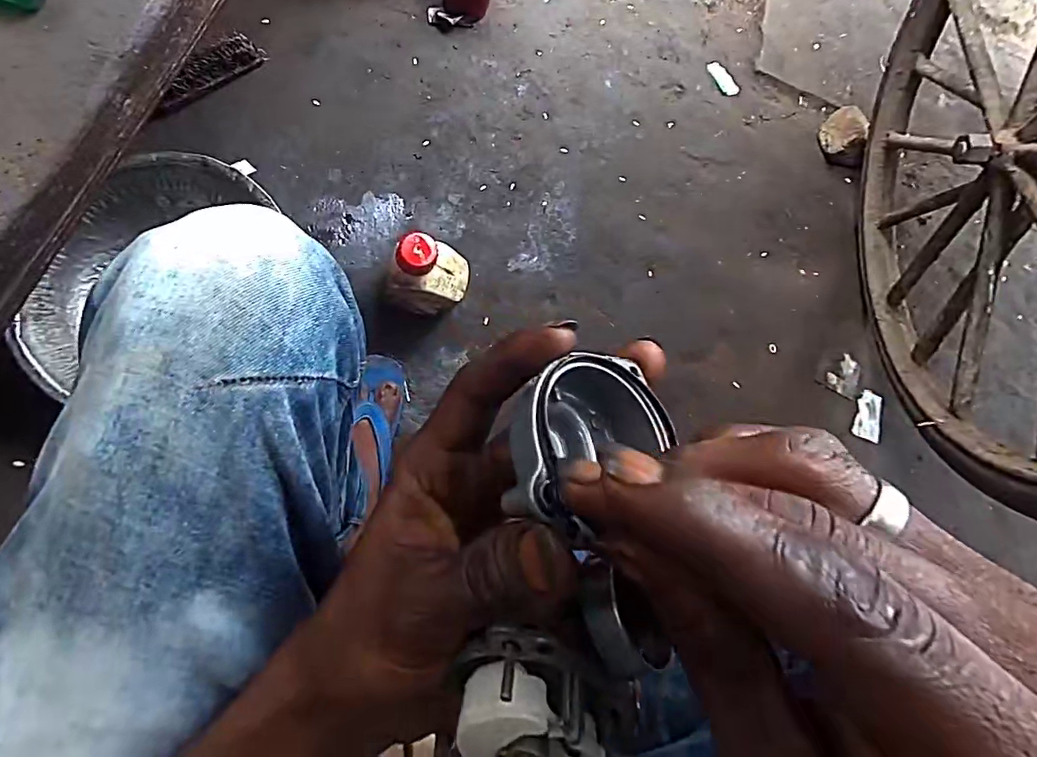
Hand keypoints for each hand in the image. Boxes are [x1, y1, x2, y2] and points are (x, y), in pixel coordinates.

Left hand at [191, 325, 637, 754]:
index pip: (475, 393)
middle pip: (541, 431)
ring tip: (669, 454)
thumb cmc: (372, 629)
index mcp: (441, 466)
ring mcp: (513, 526)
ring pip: (568, 487)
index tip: (565, 337)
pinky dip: (614, 544)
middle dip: (591, 402)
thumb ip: (485, 573)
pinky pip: (580, 548)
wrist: (366, 700)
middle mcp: (484, 484)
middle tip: (647, 369)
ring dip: (612, 475)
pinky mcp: (536, 570)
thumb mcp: (424, 595)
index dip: (515, 358)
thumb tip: (560, 550)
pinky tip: (656, 539)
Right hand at [565, 427, 1036, 756]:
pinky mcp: (999, 574)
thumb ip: (726, 665)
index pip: (838, 592)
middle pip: (837, 517)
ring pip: (849, 483)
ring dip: (732, 470)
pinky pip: (866, 495)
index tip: (609, 487)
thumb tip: (640, 545)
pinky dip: (777, 481)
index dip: (709, 525)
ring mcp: (1031, 600)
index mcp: (1020, 747)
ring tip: (658, 487)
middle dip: (702, 486)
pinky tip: (724, 490)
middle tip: (611, 481)